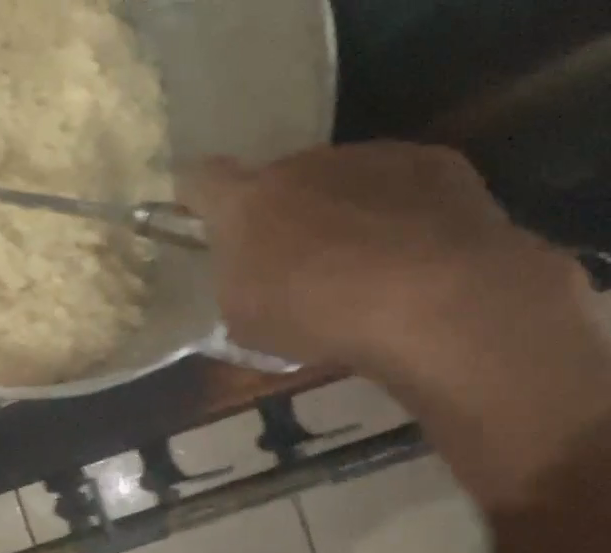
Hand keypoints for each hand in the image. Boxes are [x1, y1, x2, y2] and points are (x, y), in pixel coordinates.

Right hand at [180, 142, 581, 377]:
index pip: (198, 180)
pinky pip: (396, 184)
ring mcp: (372, 157)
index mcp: (244, 202)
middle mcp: (302, 165)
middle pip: (275, 180)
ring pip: (337, 180)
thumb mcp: (242, 318)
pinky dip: (392, 210)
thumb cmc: (311, 311)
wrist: (432, 296)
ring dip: (334, 210)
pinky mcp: (436, 163)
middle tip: (284, 259)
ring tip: (352, 259)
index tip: (195, 219)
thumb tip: (246, 275)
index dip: (193, 198)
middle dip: (276, 212)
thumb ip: (234, 282)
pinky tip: (403, 251)